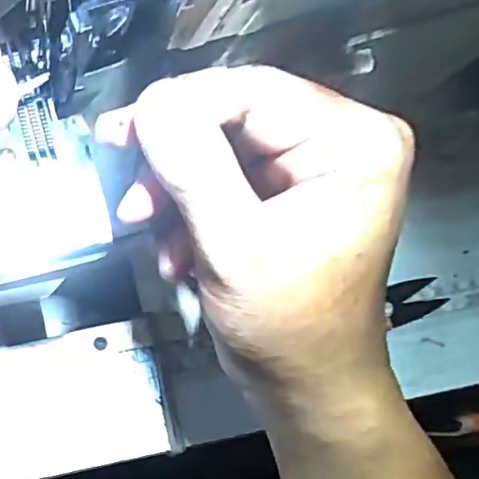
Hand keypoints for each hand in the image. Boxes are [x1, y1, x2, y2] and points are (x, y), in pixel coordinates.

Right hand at [96, 66, 415, 423]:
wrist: (303, 385)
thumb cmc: (291, 329)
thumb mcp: (234, 245)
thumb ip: (193, 169)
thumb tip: (153, 107)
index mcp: (351, 144)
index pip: (252, 93)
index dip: (181, 107)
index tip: (127, 126)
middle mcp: (336, 150)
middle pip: (231, 123)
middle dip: (171, 162)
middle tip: (127, 179)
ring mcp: (307, 180)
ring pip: (217, 158)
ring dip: (173, 196)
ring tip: (148, 227)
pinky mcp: (281, 207)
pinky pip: (221, 190)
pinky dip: (188, 219)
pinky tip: (177, 253)